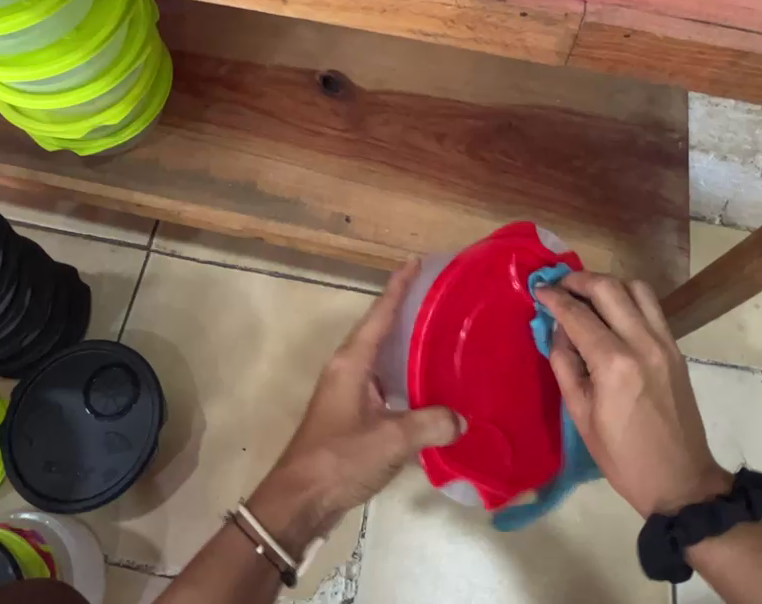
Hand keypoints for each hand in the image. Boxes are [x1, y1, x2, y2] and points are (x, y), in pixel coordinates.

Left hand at [249, 261, 464, 552]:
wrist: (300, 500)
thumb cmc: (340, 458)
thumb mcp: (391, 439)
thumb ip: (430, 424)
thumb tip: (462, 418)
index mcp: (352, 361)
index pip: (380, 312)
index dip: (399, 286)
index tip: (417, 261)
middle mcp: (348, 368)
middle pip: (380, 329)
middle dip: (407, 311)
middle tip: (442, 299)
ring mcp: (348, 391)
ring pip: (382, 357)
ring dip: (407, 345)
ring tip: (441, 336)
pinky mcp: (351, 414)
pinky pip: (383, 382)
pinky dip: (404, 376)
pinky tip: (427, 386)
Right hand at [534, 271, 728, 517]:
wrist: (681, 482)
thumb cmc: (622, 456)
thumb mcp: (580, 414)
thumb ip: (565, 363)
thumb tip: (557, 328)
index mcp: (614, 364)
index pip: (577, 314)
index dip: (553, 297)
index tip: (538, 289)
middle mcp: (642, 343)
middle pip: (608, 287)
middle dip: (578, 280)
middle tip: (559, 286)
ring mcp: (665, 343)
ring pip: (636, 288)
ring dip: (607, 284)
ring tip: (586, 295)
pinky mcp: (676, 349)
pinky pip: (651, 307)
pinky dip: (628, 299)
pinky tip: (611, 313)